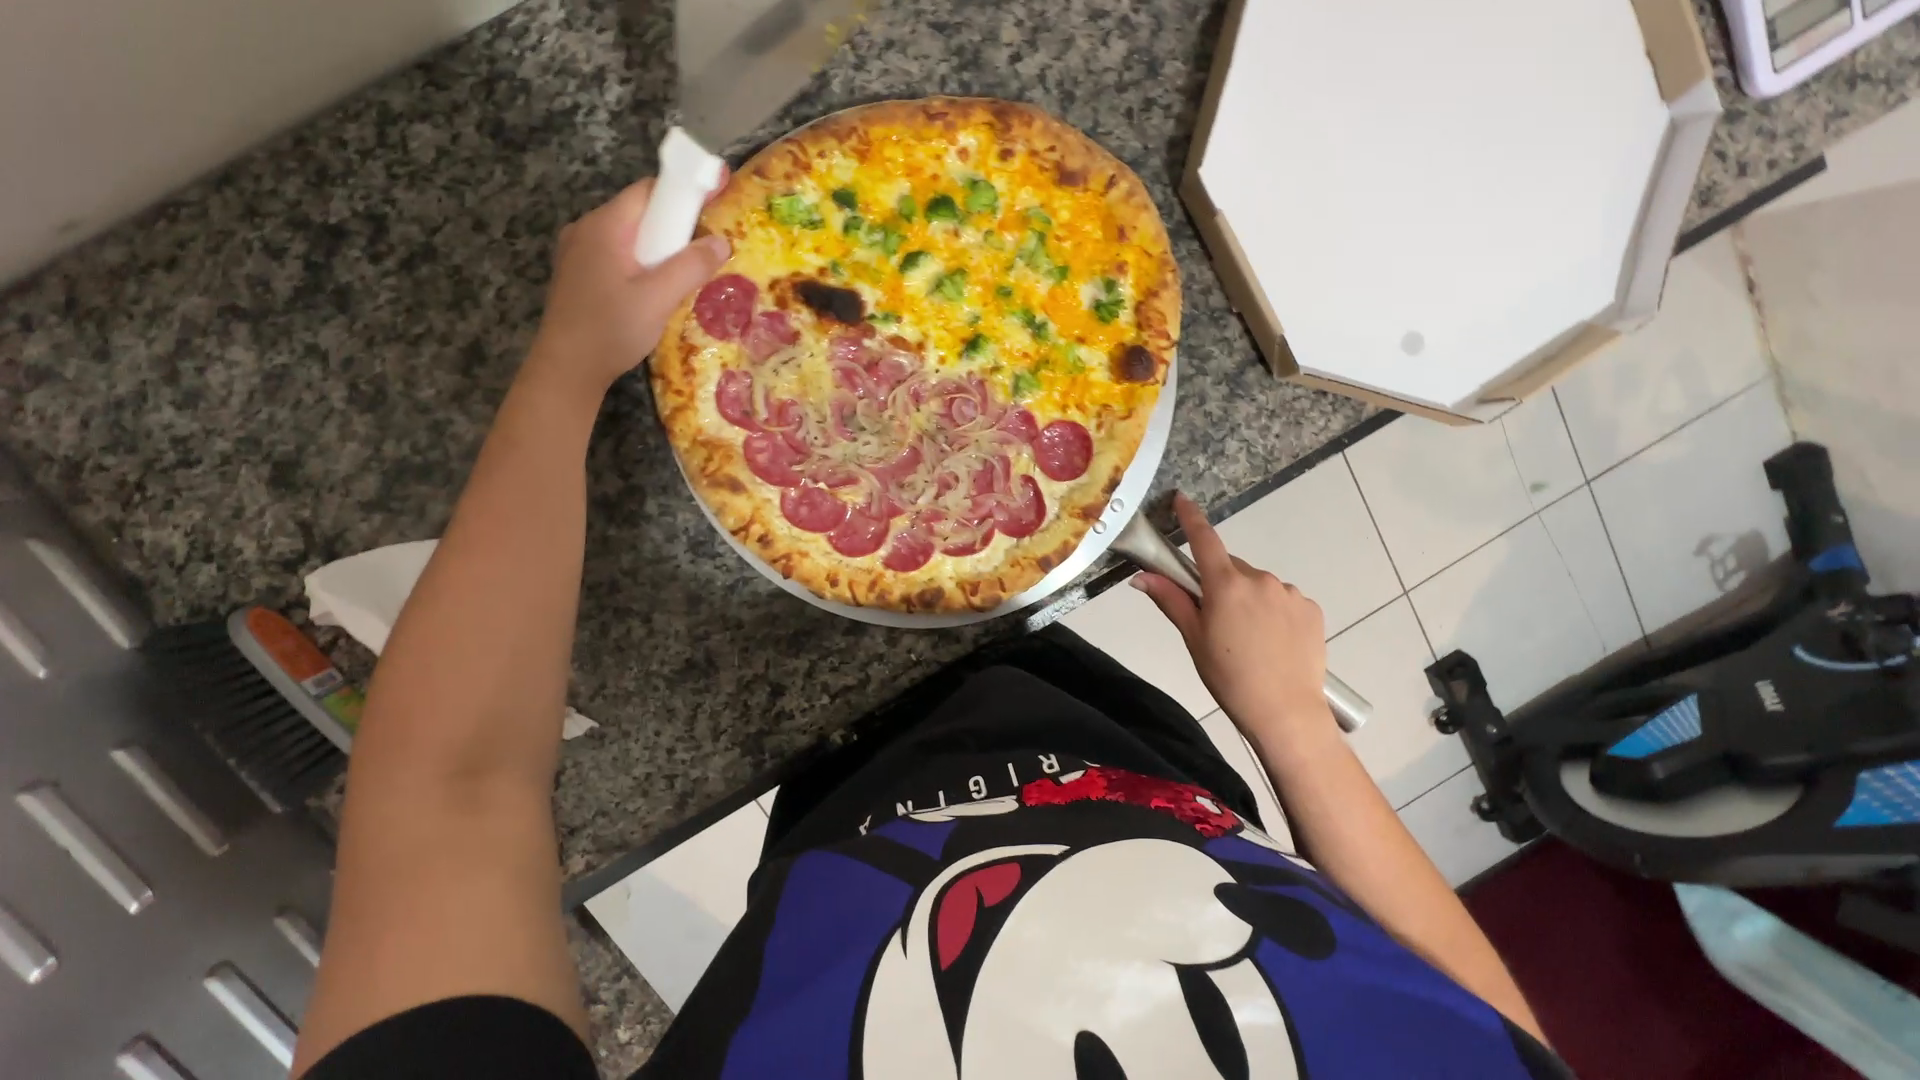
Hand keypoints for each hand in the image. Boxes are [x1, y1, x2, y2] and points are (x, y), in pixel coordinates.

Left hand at [526, 177, 731, 396]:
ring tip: (678, 277)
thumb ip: (692, 266)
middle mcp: (585, 229)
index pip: (647, 190)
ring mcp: (576, 251)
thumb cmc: (612, 329)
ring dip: (656, 249)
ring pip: (628, 236)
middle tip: (698, 254)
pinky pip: (615, 254)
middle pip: (638, 212)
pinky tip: (651, 291)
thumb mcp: (659, 298)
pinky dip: (639, 263)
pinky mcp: (577, 273)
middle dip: (671, 228)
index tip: (711, 207)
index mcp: (604, 226)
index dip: (681, 194)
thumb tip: (721, 241)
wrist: (567, 368)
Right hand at [1132, 493, 1331, 741]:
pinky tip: (1272, 642)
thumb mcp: (1194, 640)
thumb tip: (1141, 577)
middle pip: (1230, 568)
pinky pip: (1283, 601)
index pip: (1204, 540)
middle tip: (1214, 619)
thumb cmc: (1230, 678)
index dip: (1191, 518)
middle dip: (1220, 583)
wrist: (1285, 712)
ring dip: (1248, 600)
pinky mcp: (1311, 609)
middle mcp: (1260, 579)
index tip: (1182, 499)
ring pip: (1258, 586)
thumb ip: (1171, 601)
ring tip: (1248, 640)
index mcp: (1226, 585)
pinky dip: (1273, 613)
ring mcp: (1290, 593)